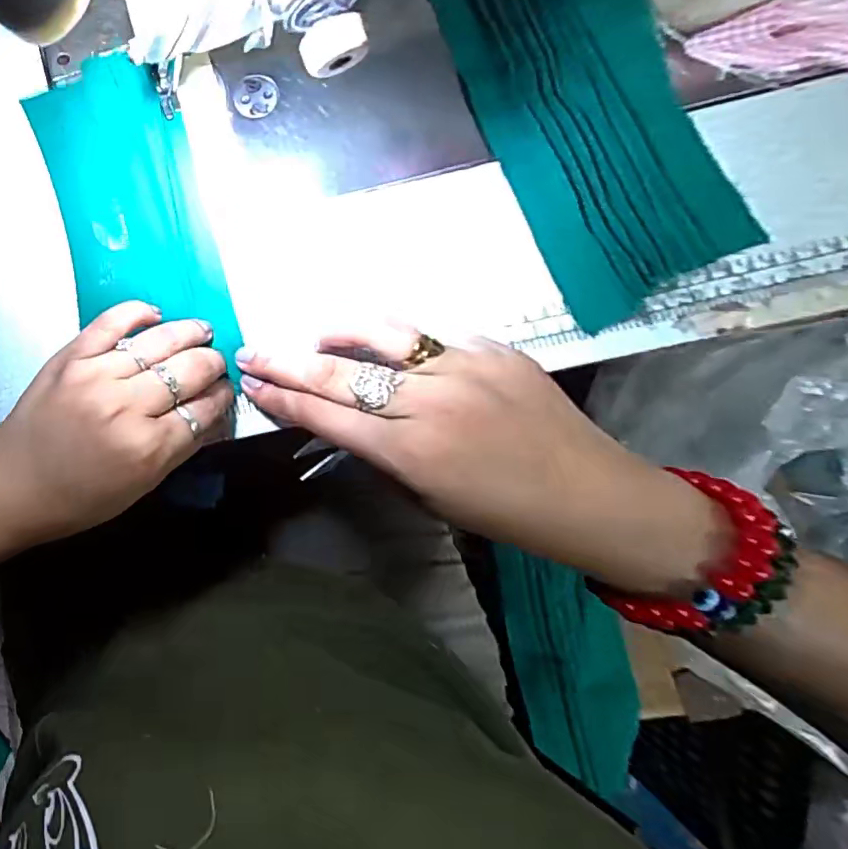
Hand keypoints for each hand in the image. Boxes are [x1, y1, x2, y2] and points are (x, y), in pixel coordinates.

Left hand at [0, 301, 234, 566]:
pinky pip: (112, 322)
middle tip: (216, 362)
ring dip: (190, 333)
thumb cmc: (78, 498)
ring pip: (160, 342)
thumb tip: (213, 413)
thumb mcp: (140, 486)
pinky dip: (139, 312)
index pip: (204, 409)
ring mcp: (97, 375)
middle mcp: (127, 406)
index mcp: (148, 447)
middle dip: (213, 363)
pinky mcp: (72, 356)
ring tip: (203, 331)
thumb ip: (180, 447)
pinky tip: (156, 314)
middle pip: (189, 371)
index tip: (226, 390)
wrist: (11, 485)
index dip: (223, 396)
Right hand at [236, 325, 728, 594]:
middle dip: (287, 363)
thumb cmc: (506, 515)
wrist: (595, 496)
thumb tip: (343, 417)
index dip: (283, 398)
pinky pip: (431, 334)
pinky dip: (397, 337)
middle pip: (340, 373)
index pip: (327, 415)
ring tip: (316, 335)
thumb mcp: (429, 496)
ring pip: (381, 336)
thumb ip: (382, 453)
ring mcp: (463, 367)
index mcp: (411, 453)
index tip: (252, 384)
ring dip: (339, 333)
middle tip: (253, 352)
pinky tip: (384, 339)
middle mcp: (429, 402)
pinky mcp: (493, 348)